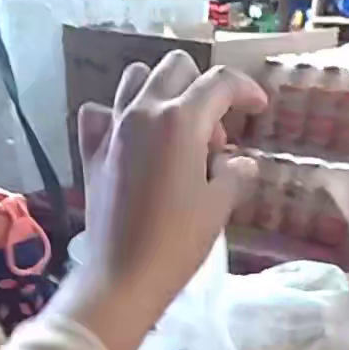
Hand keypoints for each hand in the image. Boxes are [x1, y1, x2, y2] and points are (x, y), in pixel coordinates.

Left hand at [61, 51, 266, 349]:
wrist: (123, 279)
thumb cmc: (176, 245)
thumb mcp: (217, 208)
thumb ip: (234, 175)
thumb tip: (239, 163)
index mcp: (180, 121)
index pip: (220, 84)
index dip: (246, 91)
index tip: (258, 109)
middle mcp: (143, 112)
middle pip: (177, 70)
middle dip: (203, 92)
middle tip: (214, 138)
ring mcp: (112, 131)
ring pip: (136, 81)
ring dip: (161, 94)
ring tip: (174, 132)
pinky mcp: (91, 156)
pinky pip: (99, 115)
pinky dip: (115, 117)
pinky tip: (128, 140)